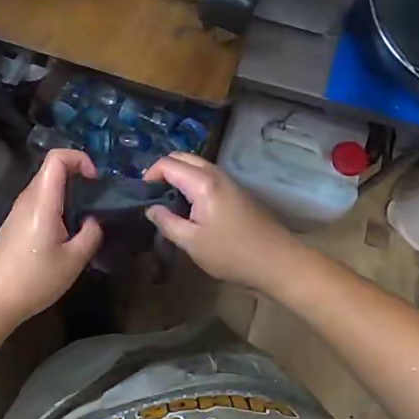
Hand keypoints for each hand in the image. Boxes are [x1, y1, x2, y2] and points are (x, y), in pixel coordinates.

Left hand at [0, 149, 101, 332]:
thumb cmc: (32, 280)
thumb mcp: (74, 261)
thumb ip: (91, 234)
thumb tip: (94, 220)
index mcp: (42, 200)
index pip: (57, 157)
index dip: (80, 158)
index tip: (96, 180)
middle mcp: (28, 200)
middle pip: (53, 170)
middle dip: (79, 176)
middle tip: (98, 199)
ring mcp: (18, 213)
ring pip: (47, 188)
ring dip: (69, 195)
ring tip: (86, 219)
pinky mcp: (14, 227)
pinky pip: (40, 204)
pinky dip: (58, 208)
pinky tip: (66, 235)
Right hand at [143, 153, 301, 291]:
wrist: (276, 260)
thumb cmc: (231, 253)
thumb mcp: (192, 242)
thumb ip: (167, 222)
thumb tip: (151, 208)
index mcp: (203, 182)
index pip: (168, 163)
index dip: (150, 175)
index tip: (141, 195)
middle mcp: (217, 174)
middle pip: (184, 158)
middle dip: (164, 170)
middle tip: (152, 196)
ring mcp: (229, 181)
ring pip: (197, 166)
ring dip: (180, 176)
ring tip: (168, 202)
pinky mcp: (237, 192)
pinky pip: (209, 177)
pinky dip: (193, 182)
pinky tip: (190, 207)